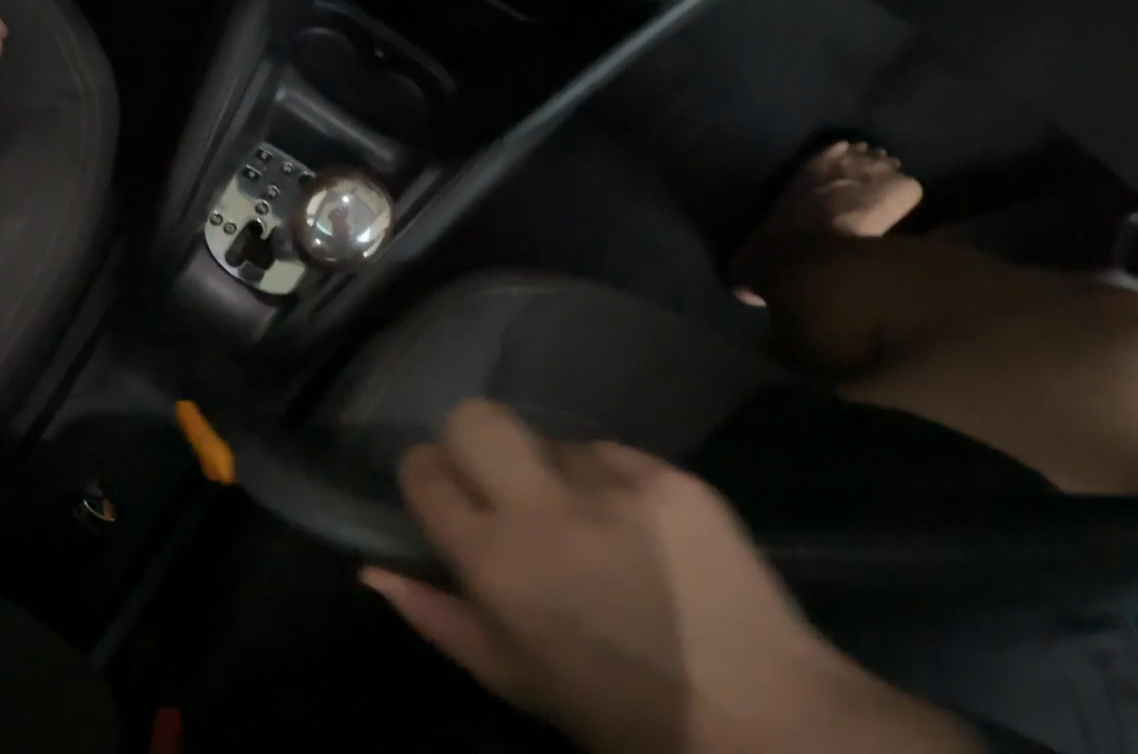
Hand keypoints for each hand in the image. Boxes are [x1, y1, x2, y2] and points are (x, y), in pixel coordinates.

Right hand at [364, 400, 981, 753]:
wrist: (765, 720)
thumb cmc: (616, 711)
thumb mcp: (510, 677)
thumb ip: (434, 615)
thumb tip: (372, 567)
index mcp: (496, 563)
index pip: (424, 470)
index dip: (427, 476)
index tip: (443, 494)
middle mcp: (545, 510)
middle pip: (474, 417)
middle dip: (471, 441)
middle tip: (499, 483)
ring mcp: (615, 486)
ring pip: (548, 436)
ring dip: (551, 471)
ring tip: (589, 522)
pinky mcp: (672, 476)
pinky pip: (611, 454)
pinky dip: (609, 482)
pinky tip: (639, 527)